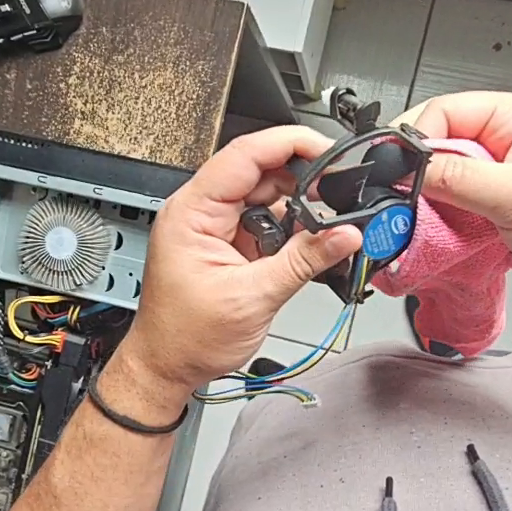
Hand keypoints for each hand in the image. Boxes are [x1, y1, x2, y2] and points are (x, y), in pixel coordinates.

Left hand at [112, 125, 362, 407]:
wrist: (167, 366)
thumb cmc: (185, 337)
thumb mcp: (253, 298)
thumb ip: (303, 261)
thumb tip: (344, 235)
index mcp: (192, 212)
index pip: (244, 154)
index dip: (289, 144)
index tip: (328, 150)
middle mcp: (199, 211)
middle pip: (259, 171)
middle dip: (302, 180)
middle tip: (338, 197)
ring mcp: (212, 226)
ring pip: (265, 196)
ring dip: (297, 208)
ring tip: (326, 228)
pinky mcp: (225, 243)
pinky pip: (262, 221)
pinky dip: (288, 229)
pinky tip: (307, 243)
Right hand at [399, 92, 511, 309]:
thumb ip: (458, 179)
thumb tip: (407, 169)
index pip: (446, 111)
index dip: (414, 139)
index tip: (393, 171)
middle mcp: (511, 144)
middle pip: (440, 147)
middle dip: (419, 175)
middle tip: (403, 202)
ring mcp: (504, 179)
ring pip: (445, 183)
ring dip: (431, 205)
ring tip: (423, 223)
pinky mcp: (499, 211)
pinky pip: (456, 211)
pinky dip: (443, 225)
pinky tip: (441, 238)